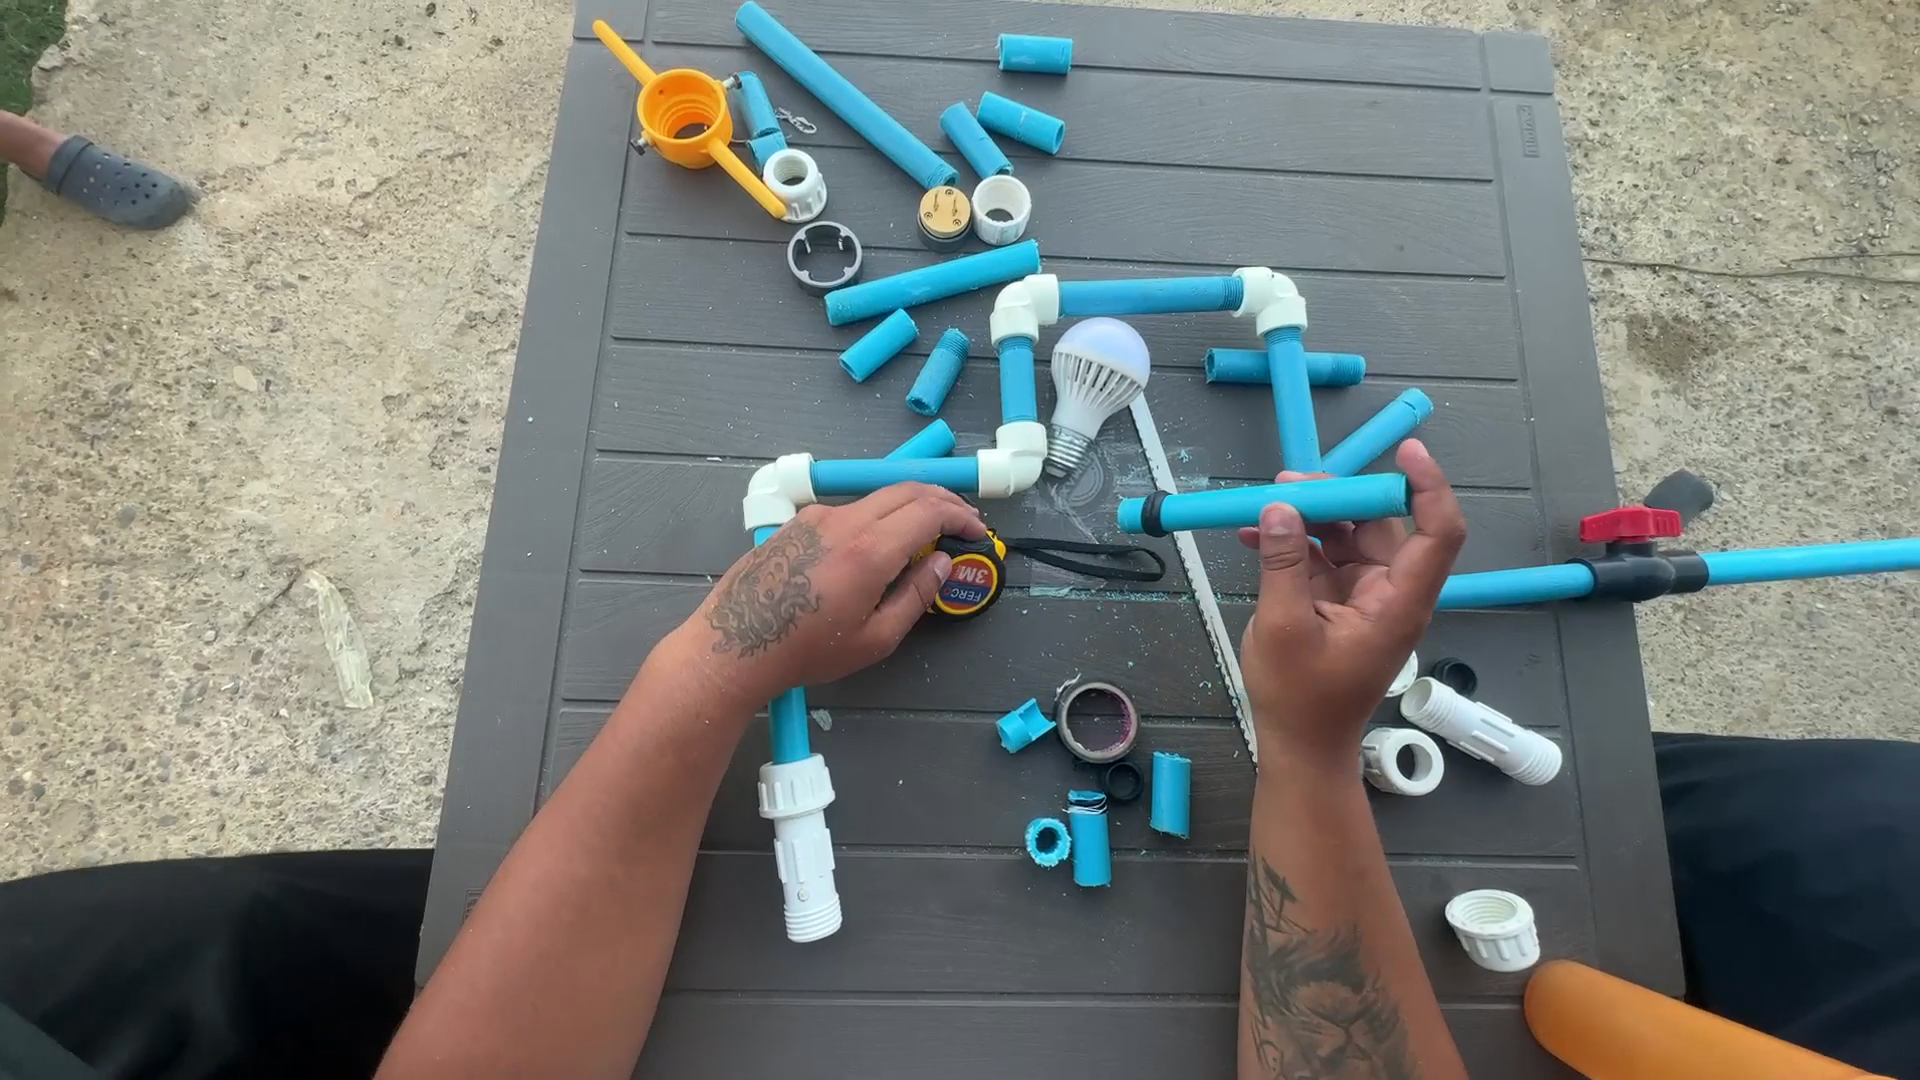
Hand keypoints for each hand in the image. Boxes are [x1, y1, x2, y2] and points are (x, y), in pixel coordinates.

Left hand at [667, 483, 985, 706]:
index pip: (929, 510)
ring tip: (922, 536)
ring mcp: (816, 517)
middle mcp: (844, 520)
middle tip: (961, 522)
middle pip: (906, 490)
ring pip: (876, 498)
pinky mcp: (796, 522)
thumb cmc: (808, 651)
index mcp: (870, 549)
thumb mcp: (875, 638)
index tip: (976, 531)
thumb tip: (941, 562)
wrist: (733, 645)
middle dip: (941, 500)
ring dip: (908, 507)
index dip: (961, 516)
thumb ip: (916, 595)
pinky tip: (876, 545)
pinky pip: (848, 510)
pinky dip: (877, 516)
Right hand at [1237, 440, 1466, 770]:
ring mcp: (1362, 597)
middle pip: (1380, 526)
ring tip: (1260, 507)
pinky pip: (1320, 561)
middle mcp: (1389, 592)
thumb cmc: (1299, 696)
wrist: (1298, 743)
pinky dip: (1292, 546)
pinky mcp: (1336, 604)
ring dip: (1305, 520)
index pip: (1437, 532)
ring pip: (1345, 539)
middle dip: (1336, 499)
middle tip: (1286, 484)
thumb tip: (1278, 508)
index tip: (1405, 452)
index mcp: (1398, 601)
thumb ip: (1283, 564)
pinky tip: (1254, 536)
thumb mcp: (1282, 625)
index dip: (1428, 487)